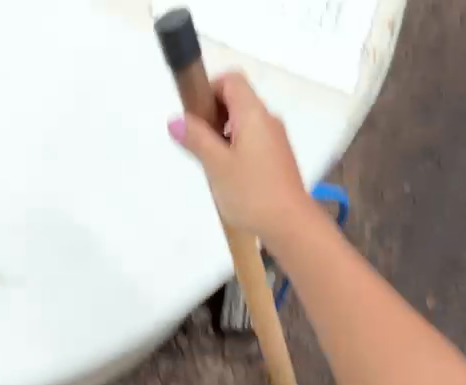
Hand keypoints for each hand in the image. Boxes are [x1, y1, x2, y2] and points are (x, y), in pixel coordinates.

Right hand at [169, 73, 314, 238]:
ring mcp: (276, 140)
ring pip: (245, 124)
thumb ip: (196, 139)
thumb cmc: (251, 193)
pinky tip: (229, 178)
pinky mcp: (278, 159)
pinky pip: (253, 142)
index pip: (231, 80)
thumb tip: (176, 120)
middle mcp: (268, 119)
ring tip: (212, 166)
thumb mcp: (216, 166)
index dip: (209, 90)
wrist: (289, 224)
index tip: (194, 117)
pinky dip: (237, 150)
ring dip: (223, 137)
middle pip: (237, 101)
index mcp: (254, 113)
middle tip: (199, 145)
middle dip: (213, 117)